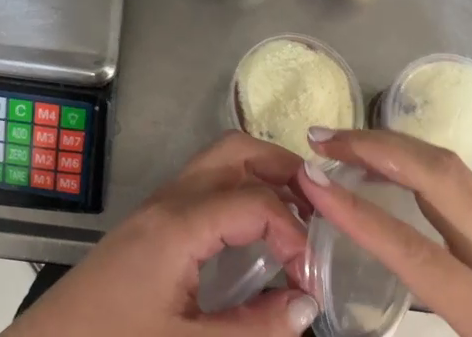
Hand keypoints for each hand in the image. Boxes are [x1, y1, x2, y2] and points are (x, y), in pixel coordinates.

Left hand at [4, 131, 318, 336]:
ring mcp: (156, 207)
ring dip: (261, 177)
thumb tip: (307, 306)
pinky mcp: (151, 223)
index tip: (314, 278)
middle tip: (321, 210)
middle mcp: (168, 200)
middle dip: (282, 168)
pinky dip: (239, 194)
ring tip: (298, 220)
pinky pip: (203, 187)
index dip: (295, 233)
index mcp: (178, 224)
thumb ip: (254, 327)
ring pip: (217, 163)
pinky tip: (257, 234)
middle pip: (234, 152)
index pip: (254, 201)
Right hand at [300, 128, 471, 336]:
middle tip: (319, 139)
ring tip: (340, 144)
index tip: (308, 180)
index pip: (415, 250)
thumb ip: (413, 321)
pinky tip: (380, 170)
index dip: (357, 214)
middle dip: (376, 149)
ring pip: (452, 171)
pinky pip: (457, 186)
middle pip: (440, 178)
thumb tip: (352, 291)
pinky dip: (412, 164)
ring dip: (392, 148)